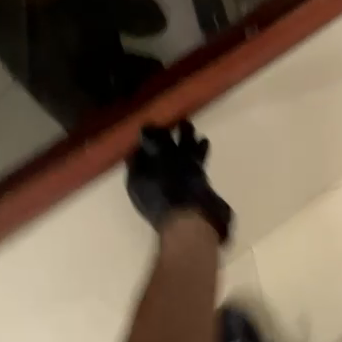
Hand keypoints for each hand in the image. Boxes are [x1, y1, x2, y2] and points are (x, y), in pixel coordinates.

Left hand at [126, 122, 232, 242]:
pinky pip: (191, 167)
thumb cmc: (171, 186)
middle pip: (157, 155)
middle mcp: (151, 184)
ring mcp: (170, 189)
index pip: (137, 152)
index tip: (158, 121)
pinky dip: (196, 154)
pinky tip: (203, 142)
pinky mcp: (190, 192)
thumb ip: (154, 141)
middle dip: (167, 138)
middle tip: (176, 120)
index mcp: (138, 177)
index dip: (146, 136)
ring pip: (176, 160)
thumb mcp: (159, 157)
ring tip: (190, 126)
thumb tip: (146, 126)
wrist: (193, 221)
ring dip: (183, 143)